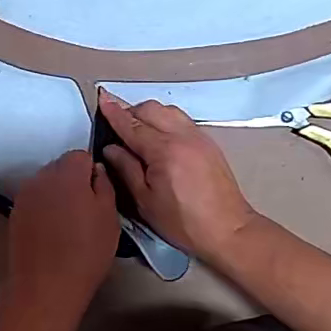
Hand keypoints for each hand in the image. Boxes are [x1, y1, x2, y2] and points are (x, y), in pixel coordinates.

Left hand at [6, 150, 119, 317]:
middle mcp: (42, 177)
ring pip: (46, 182)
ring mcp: (25, 195)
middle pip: (61, 166)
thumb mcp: (109, 217)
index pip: (81, 155)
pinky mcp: (14, 212)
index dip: (92, 172)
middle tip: (86, 209)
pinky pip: (34, 199)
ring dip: (57, 193)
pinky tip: (52, 230)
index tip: (98, 194)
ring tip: (68, 222)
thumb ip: (104, 186)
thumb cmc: (86, 252)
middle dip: (74, 180)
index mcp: (67, 173)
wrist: (46, 286)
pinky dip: (44, 207)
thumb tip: (97, 171)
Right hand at [97, 90, 260, 261]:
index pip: (132, 124)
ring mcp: (198, 138)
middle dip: (130, 111)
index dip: (114, 112)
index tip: (103, 100)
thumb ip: (126, 169)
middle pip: (150, 109)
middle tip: (117, 125)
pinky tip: (160, 137)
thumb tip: (111, 149)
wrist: (228, 229)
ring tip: (138, 130)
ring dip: (149, 114)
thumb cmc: (186, 223)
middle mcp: (183, 137)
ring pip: (168, 110)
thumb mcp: (145, 201)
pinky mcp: (208, 143)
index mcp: (164, 151)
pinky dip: (166, 120)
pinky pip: (182, 120)